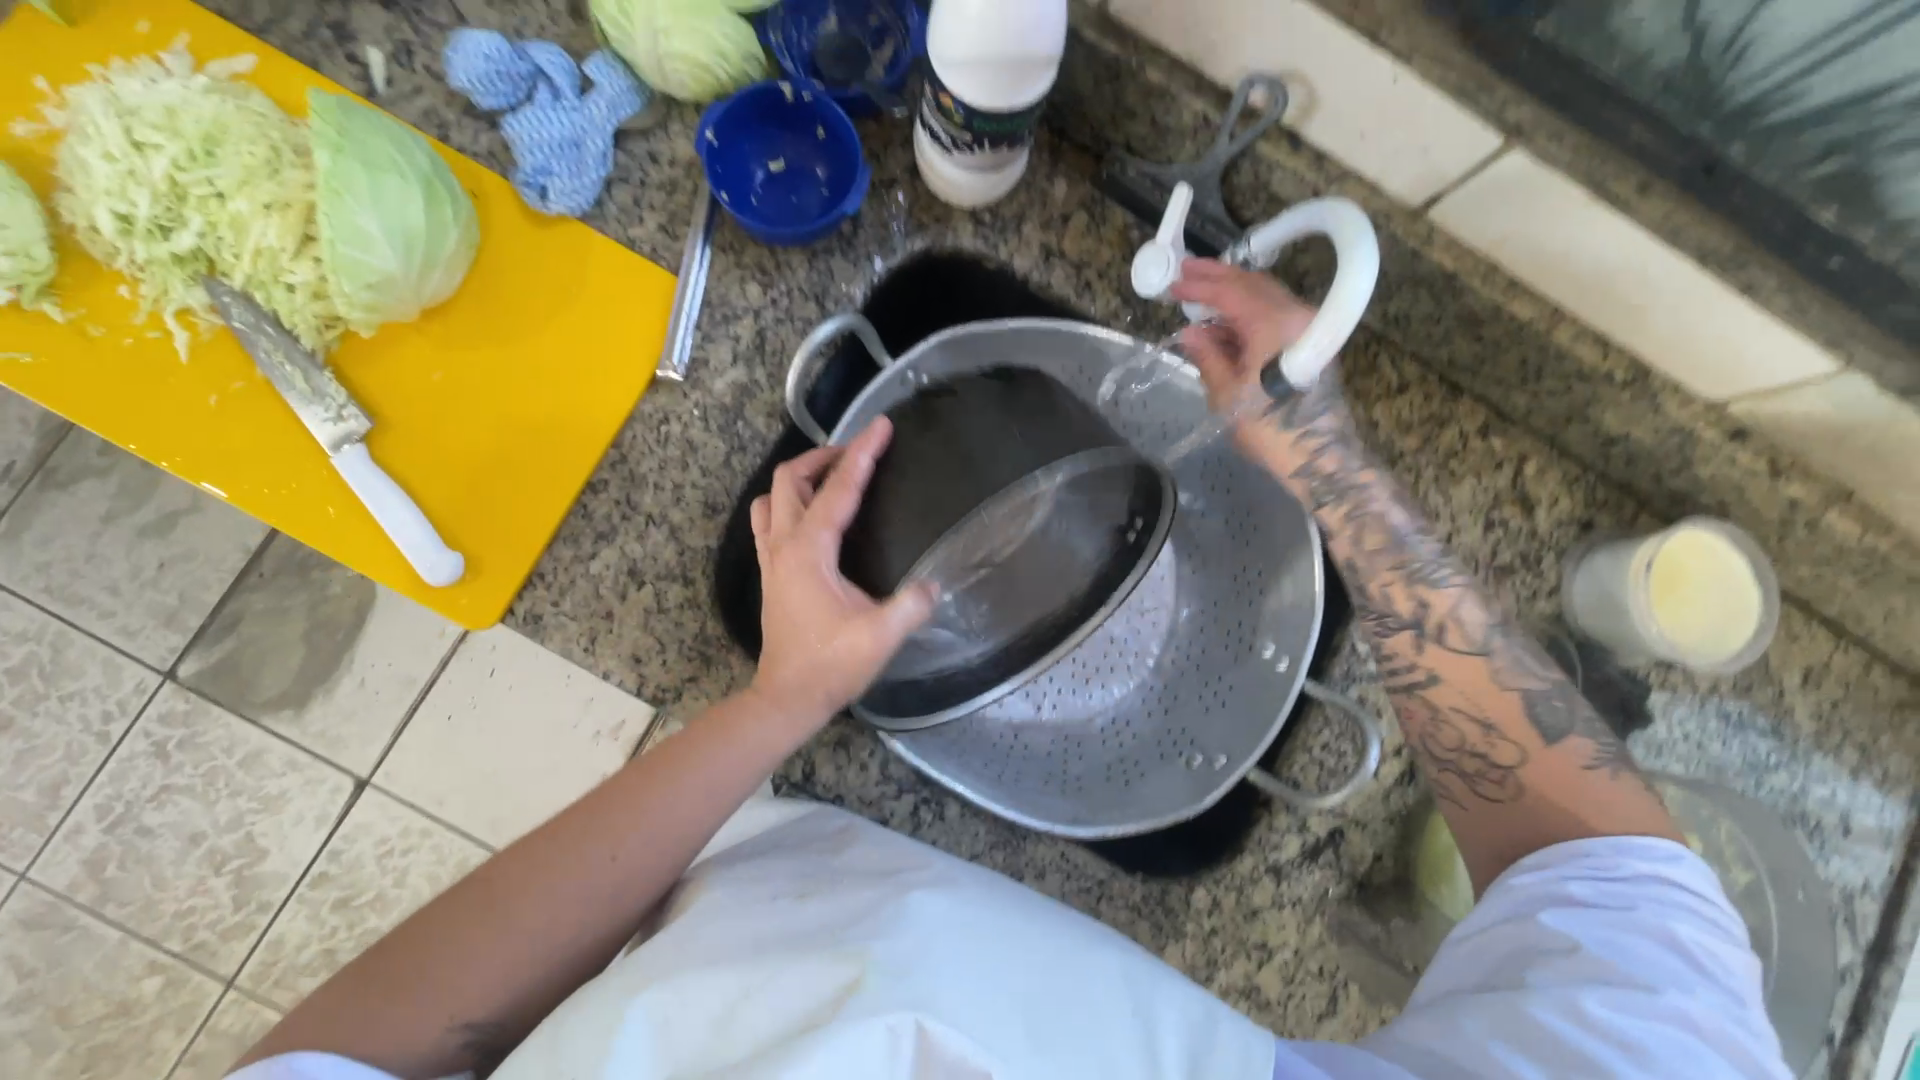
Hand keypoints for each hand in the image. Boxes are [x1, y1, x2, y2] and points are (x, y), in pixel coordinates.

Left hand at [748, 418, 937, 727]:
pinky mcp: (771, 574)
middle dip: (824, 457)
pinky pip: (768, 522)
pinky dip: (787, 504)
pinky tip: (810, 516)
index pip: (840, 490)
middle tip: (857, 453)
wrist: (787, 698)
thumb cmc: (830, 666)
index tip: (882, 425)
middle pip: (791, 479)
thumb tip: (934, 585)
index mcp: (809, 551)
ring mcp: (771, 559)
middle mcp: (784, 545)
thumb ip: (911, 606)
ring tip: (831, 478)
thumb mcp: (880, 636)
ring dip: (800, 479)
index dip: (864, 454)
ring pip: (772, 498)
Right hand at [1168, 258, 1350, 451]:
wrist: (1316, 455)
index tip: (1173, 284)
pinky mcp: (1310, 342)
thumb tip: (1191, 334)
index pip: (1232, 292)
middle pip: (1253, 284)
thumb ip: (1208, 357)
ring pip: (1266, 296)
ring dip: (1233, 293)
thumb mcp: (1227, 395)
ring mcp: (1307, 327)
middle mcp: (1296, 315)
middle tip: (1186, 271)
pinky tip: (1224, 321)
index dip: (1200, 286)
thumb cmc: (1269, 427)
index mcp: (1274, 324)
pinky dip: (1248, 312)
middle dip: (1218, 277)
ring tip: (1201, 294)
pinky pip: (1275, 313)